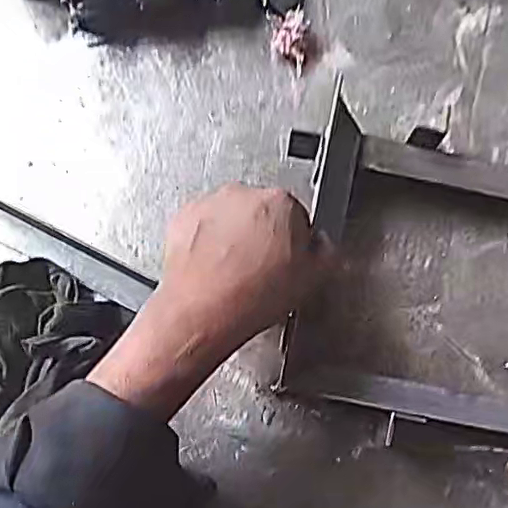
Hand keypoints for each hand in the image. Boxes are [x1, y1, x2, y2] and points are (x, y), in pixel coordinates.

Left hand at [148, 183, 333, 353]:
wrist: (201, 311)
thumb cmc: (248, 297)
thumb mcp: (310, 281)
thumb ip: (324, 254)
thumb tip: (324, 247)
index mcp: (282, 203)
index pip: (297, 216)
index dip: (293, 243)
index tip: (288, 261)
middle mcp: (244, 196)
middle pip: (261, 213)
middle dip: (261, 237)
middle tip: (260, 272)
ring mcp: (210, 205)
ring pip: (229, 219)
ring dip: (232, 239)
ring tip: (233, 276)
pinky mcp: (183, 219)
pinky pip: (200, 228)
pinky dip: (204, 244)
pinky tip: (211, 271)